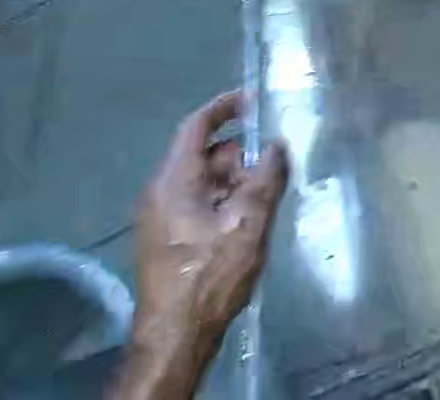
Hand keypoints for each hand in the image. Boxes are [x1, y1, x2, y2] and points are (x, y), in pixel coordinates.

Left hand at [117, 91, 287, 399]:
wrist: (175, 340)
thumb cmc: (209, 275)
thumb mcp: (248, 222)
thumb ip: (267, 177)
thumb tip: (278, 145)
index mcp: (174, 180)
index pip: (197, 125)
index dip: (225, 107)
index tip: (253, 99)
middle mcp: (161, 191)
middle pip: (204, 154)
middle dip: (241, 153)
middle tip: (274, 161)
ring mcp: (161, 217)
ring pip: (204, 180)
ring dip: (236, 179)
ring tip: (268, 191)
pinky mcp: (168, 238)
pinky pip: (199, 201)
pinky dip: (226, 198)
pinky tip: (251, 216)